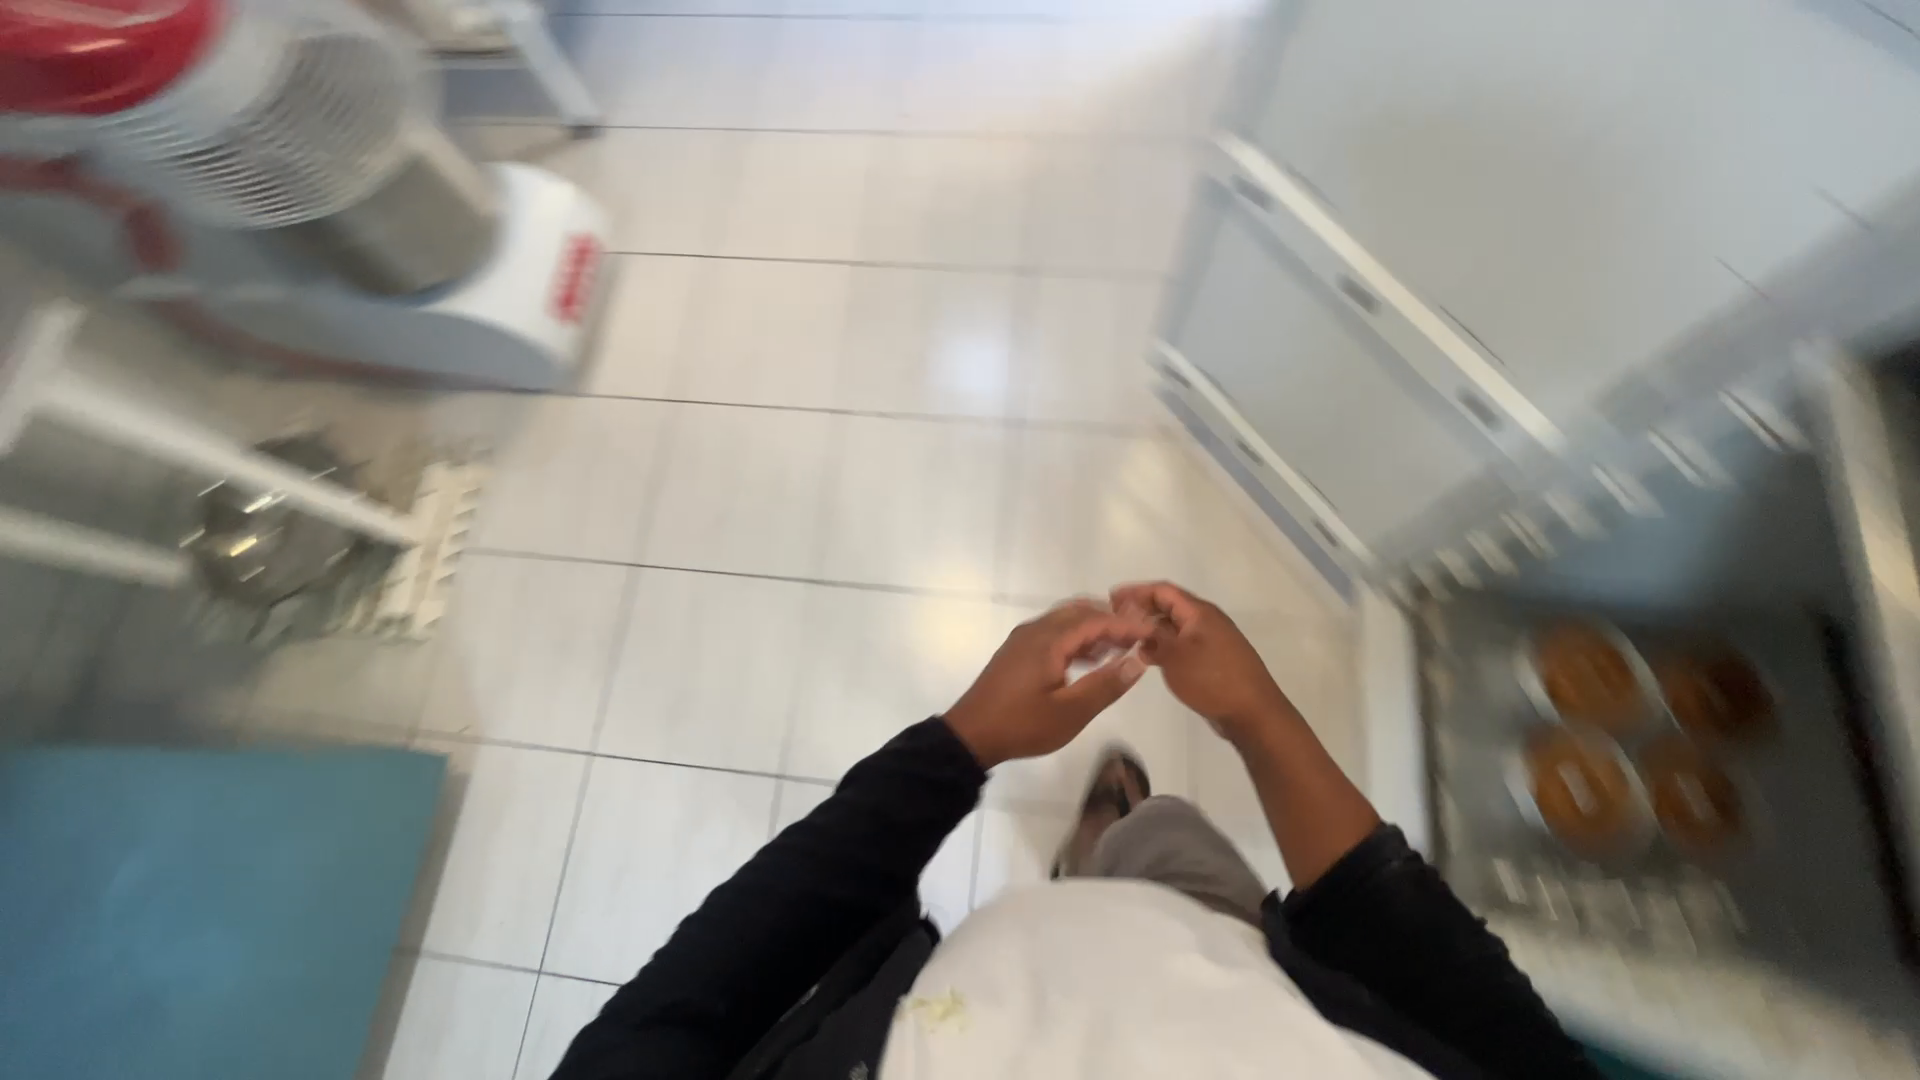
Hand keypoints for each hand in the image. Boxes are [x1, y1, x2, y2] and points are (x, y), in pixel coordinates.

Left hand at [943, 600, 1153, 768]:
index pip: (1095, 620)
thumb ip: (1106, 685)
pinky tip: (1089, 660)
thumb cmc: (1022, 725)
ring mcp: (1023, 640)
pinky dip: (1075, 640)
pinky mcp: (1017, 652)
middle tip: (1137, 636)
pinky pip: (1052, 633)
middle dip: (1110, 620)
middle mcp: (1035, 631)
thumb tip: (1137, 662)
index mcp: (1048, 640)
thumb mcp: (1071, 712)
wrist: (971, 735)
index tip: (1151, 633)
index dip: (1125, 625)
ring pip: (1064, 621)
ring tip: (1119, 649)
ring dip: (1092, 629)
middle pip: (1079, 612)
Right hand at [1109, 581, 1293, 743]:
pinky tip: (1148, 658)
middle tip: (1115, 620)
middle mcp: (1206, 621)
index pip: (1163, 590)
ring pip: (1174, 626)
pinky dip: (1163, 645)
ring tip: (1126, 639)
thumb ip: (1153, 636)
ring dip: (1151, 629)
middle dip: (1141, 609)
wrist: (1253, 713)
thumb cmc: (1212, 679)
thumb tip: (1138, 627)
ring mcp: (1211, 641)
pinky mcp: (1212, 659)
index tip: (1111, 599)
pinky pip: (1181, 643)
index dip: (1136, 592)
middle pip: (1169, 606)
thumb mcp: (1175, 655)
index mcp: (1199, 612)